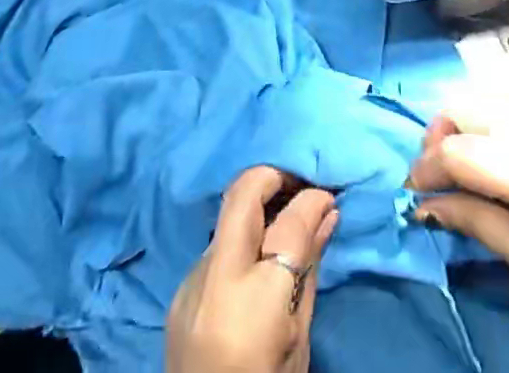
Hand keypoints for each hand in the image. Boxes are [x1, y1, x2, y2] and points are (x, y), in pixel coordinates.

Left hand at [167, 166, 339, 372]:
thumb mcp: (300, 333)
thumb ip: (309, 267)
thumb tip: (328, 214)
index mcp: (253, 294)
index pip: (289, 220)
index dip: (312, 198)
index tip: (327, 195)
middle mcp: (215, 275)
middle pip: (242, 193)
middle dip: (274, 175)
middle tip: (302, 181)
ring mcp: (191, 280)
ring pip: (227, 217)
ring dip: (258, 205)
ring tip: (286, 213)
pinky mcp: (181, 290)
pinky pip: (217, 246)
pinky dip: (243, 236)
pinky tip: (259, 253)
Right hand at [409, 115, 508, 372]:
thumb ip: (473, 220)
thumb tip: (424, 204)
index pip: (457, 149)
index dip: (425, 168)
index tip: (410, 195)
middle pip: (467, 111)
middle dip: (439, 141)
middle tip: (433, 184)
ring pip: (487, 107)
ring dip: (462, 133)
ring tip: (457, 178)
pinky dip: (487, 132)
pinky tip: (490, 167)